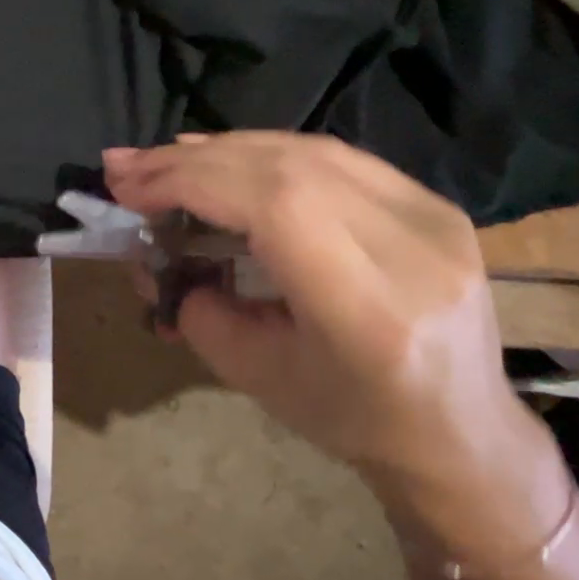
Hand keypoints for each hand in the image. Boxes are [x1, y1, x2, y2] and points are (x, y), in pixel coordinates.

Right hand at [102, 132, 523, 486]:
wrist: (456, 430)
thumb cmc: (345, 414)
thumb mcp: (248, 371)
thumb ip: (193, 304)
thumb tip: (149, 250)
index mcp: (368, 307)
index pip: (276, 205)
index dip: (191, 183)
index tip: (127, 192)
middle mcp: (412, 250)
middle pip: (288, 168)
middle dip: (191, 162)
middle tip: (122, 168)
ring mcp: (433, 219)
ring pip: (308, 152)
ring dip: (220, 149)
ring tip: (156, 159)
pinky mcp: (432, 205)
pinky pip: (332, 157)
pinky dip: (262, 151)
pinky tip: (216, 154)